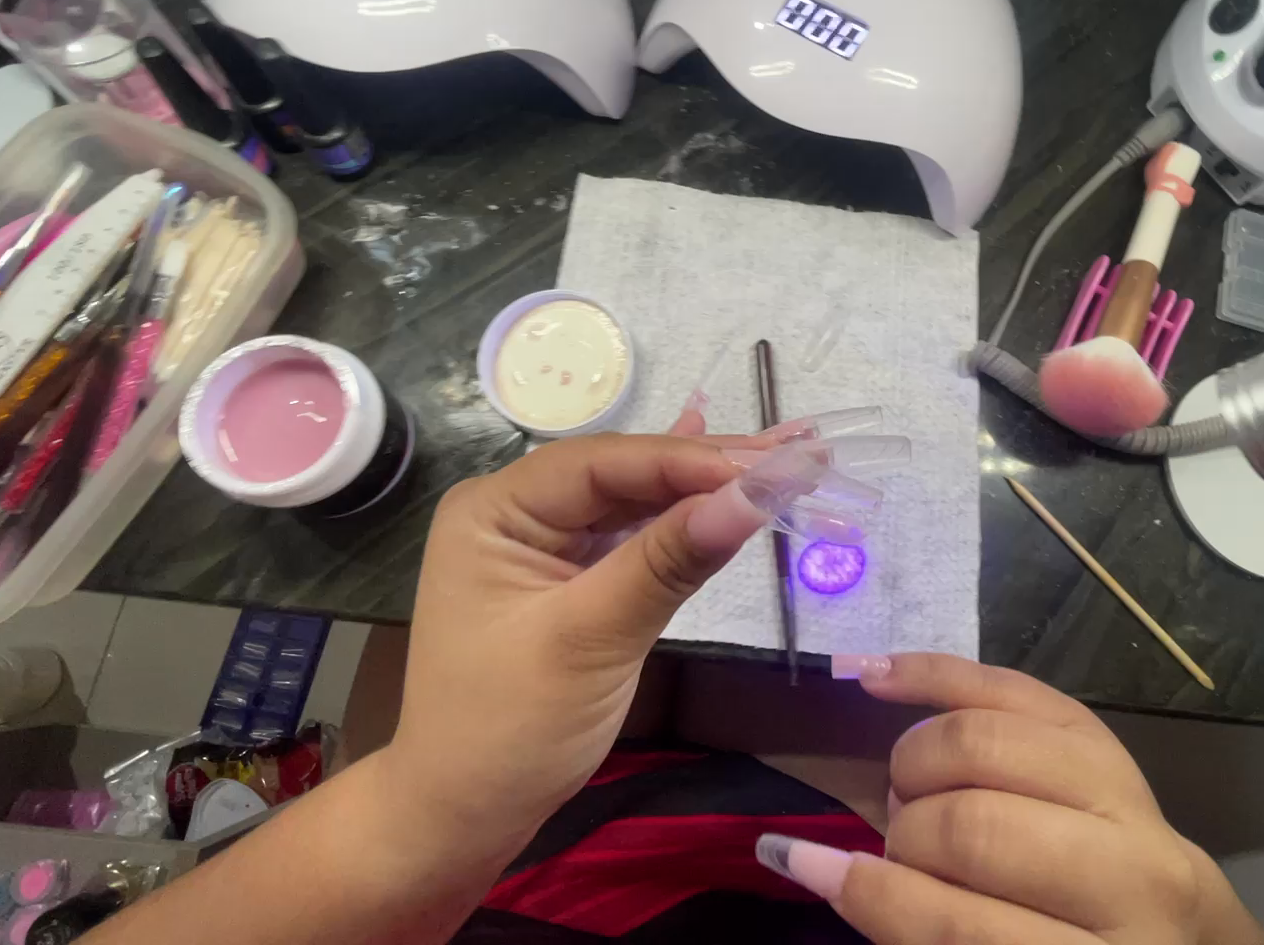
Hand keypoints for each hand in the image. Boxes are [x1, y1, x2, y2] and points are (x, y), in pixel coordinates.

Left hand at [88, 433, 800, 944]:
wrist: (467, 815)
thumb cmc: (511, 730)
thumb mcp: (592, 638)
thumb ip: (669, 560)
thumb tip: (754, 494)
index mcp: (495, 509)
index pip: (601, 464)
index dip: (686, 460)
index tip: (767, 465)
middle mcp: (519, 508)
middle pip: (625, 472)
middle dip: (710, 464)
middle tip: (797, 449)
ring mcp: (547, 538)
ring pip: (638, 497)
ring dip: (709, 481)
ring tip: (783, 454)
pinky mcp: (575, 570)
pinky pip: (635, 529)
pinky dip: (684, 509)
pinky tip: (718, 466)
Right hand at [758, 653, 1263, 944]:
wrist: (1182, 942)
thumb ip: (919, 925)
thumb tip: (803, 860)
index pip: (961, 926)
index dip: (872, 894)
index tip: (805, 862)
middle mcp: (1136, 885)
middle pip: (977, 827)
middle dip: (908, 828)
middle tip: (897, 838)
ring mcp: (1129, 798)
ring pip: (991, 742)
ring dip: (920, 755)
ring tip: (908, 779)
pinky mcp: (1106, 739)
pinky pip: (1009, 686)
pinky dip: (935, 676)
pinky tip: (879, 677)